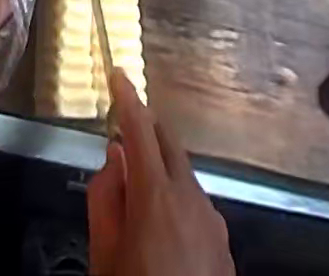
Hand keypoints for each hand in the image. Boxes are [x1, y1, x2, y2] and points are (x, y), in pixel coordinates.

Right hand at [88, 70, 234, 275]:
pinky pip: (197, 204)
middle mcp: (192, 199)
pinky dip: (177, 197)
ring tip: (137, 191)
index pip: (139, 129)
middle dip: (146, 128)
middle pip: (169, 143)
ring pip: (184, 174)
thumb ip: (105, 198)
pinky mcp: (225, 246)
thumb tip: (115, 158)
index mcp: (156, 196)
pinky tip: (162, 227)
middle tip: (123, 129)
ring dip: (162, 167)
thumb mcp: (104, 254)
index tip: (118, 73)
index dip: (126, 97)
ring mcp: (214, 222)